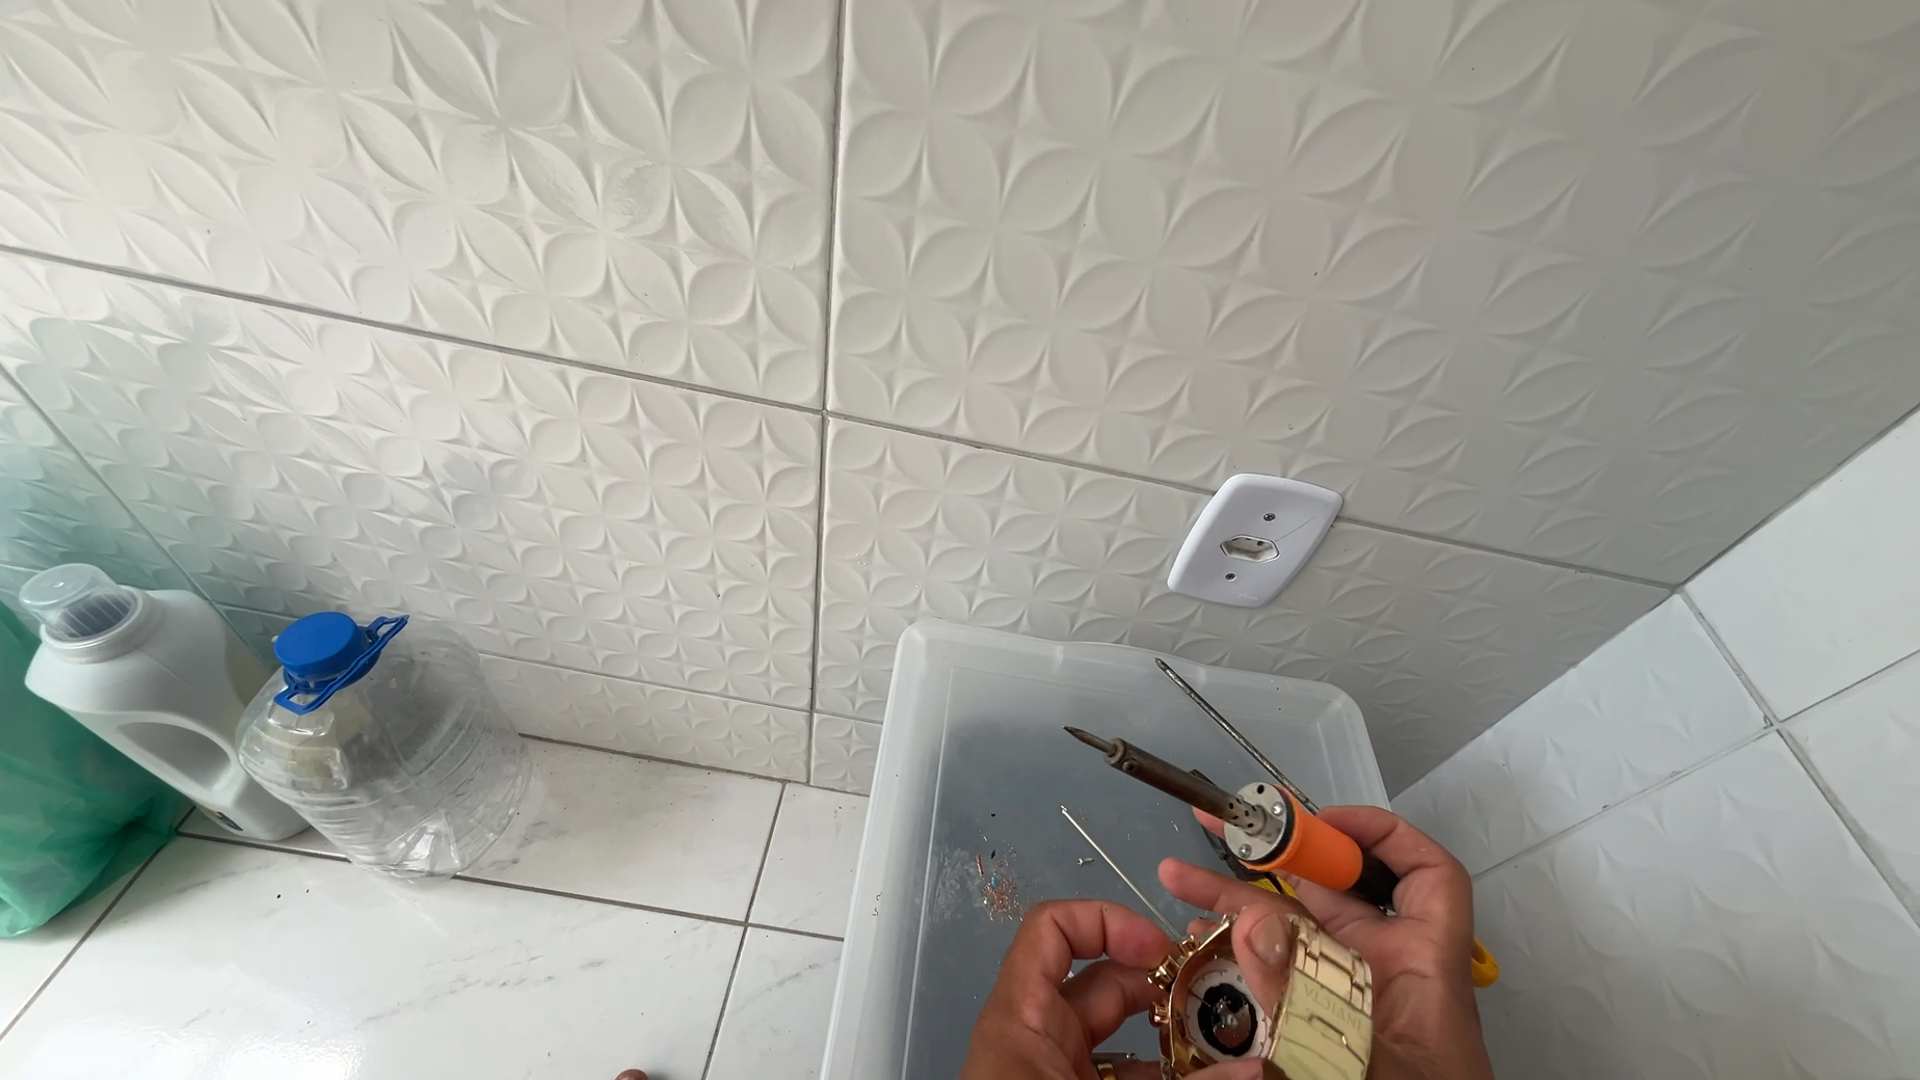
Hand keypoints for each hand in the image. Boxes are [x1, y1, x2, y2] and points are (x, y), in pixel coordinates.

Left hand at [959, 899, 1268, 1079]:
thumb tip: (1261, 1071)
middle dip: (1162, 989)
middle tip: (1222, 1003)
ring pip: (1121, 1041)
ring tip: (1231, 1051)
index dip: (1107, 921)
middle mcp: (1037, 1040)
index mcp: (1021, 1019)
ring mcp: (1058, 1078)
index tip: (1163, 950)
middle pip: (1102, 985)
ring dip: (1173, 1043)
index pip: (1053, 930)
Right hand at [1160, 806, 1494, 1079]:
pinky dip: (1230, 947)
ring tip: (1176, 874)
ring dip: (1231, 894)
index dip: (1383, 835)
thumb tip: (1251, 922)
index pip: (1428, 878)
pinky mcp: (1309, 1017)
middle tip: (1219, 824)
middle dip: (1274, 850)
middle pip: (1332, 886)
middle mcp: (1379, 967)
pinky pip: (1268, 967)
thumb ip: (1303, 998)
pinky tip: (1192, 936)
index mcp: (1421, 968)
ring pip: (1286, 923)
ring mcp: (1340, 991)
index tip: (1324, 822)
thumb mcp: (1355, 1063)